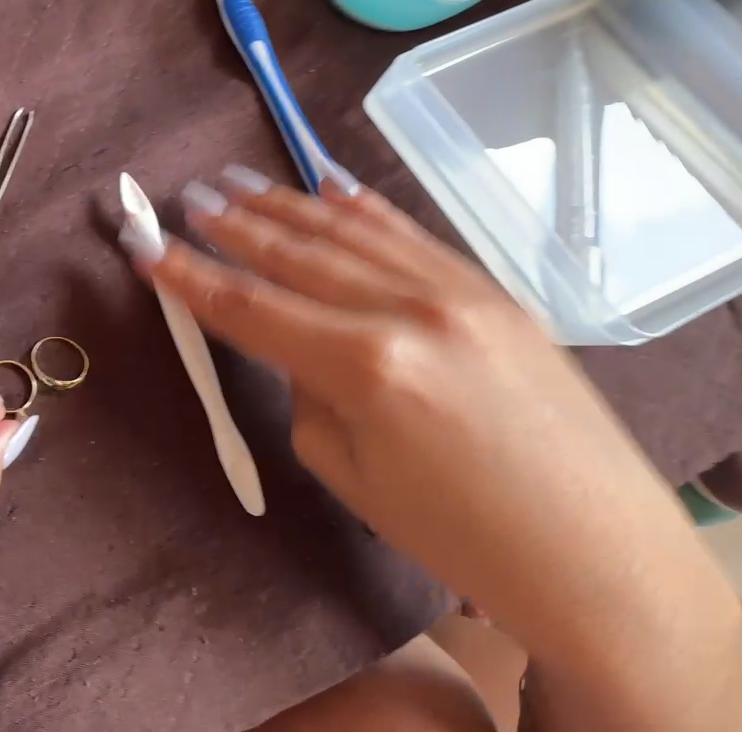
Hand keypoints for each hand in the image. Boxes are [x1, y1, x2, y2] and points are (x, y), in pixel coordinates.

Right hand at [133, 165, 741, 727]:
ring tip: (232, 181)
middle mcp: (408, 311)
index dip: (186, 275)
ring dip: (283, 205)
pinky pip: (410, 234)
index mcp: (362, 366)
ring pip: (347, 232)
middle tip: (183, 198)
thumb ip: (307, 387)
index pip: (247, 307)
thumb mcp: (345, 467)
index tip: (141, 244)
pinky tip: (327, 184)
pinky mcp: (495, 292)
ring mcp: (459, 293)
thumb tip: (299, 340)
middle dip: (228, 225)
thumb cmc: (453, 534)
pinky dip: (362, 207)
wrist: (601, 559)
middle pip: (292, 255)